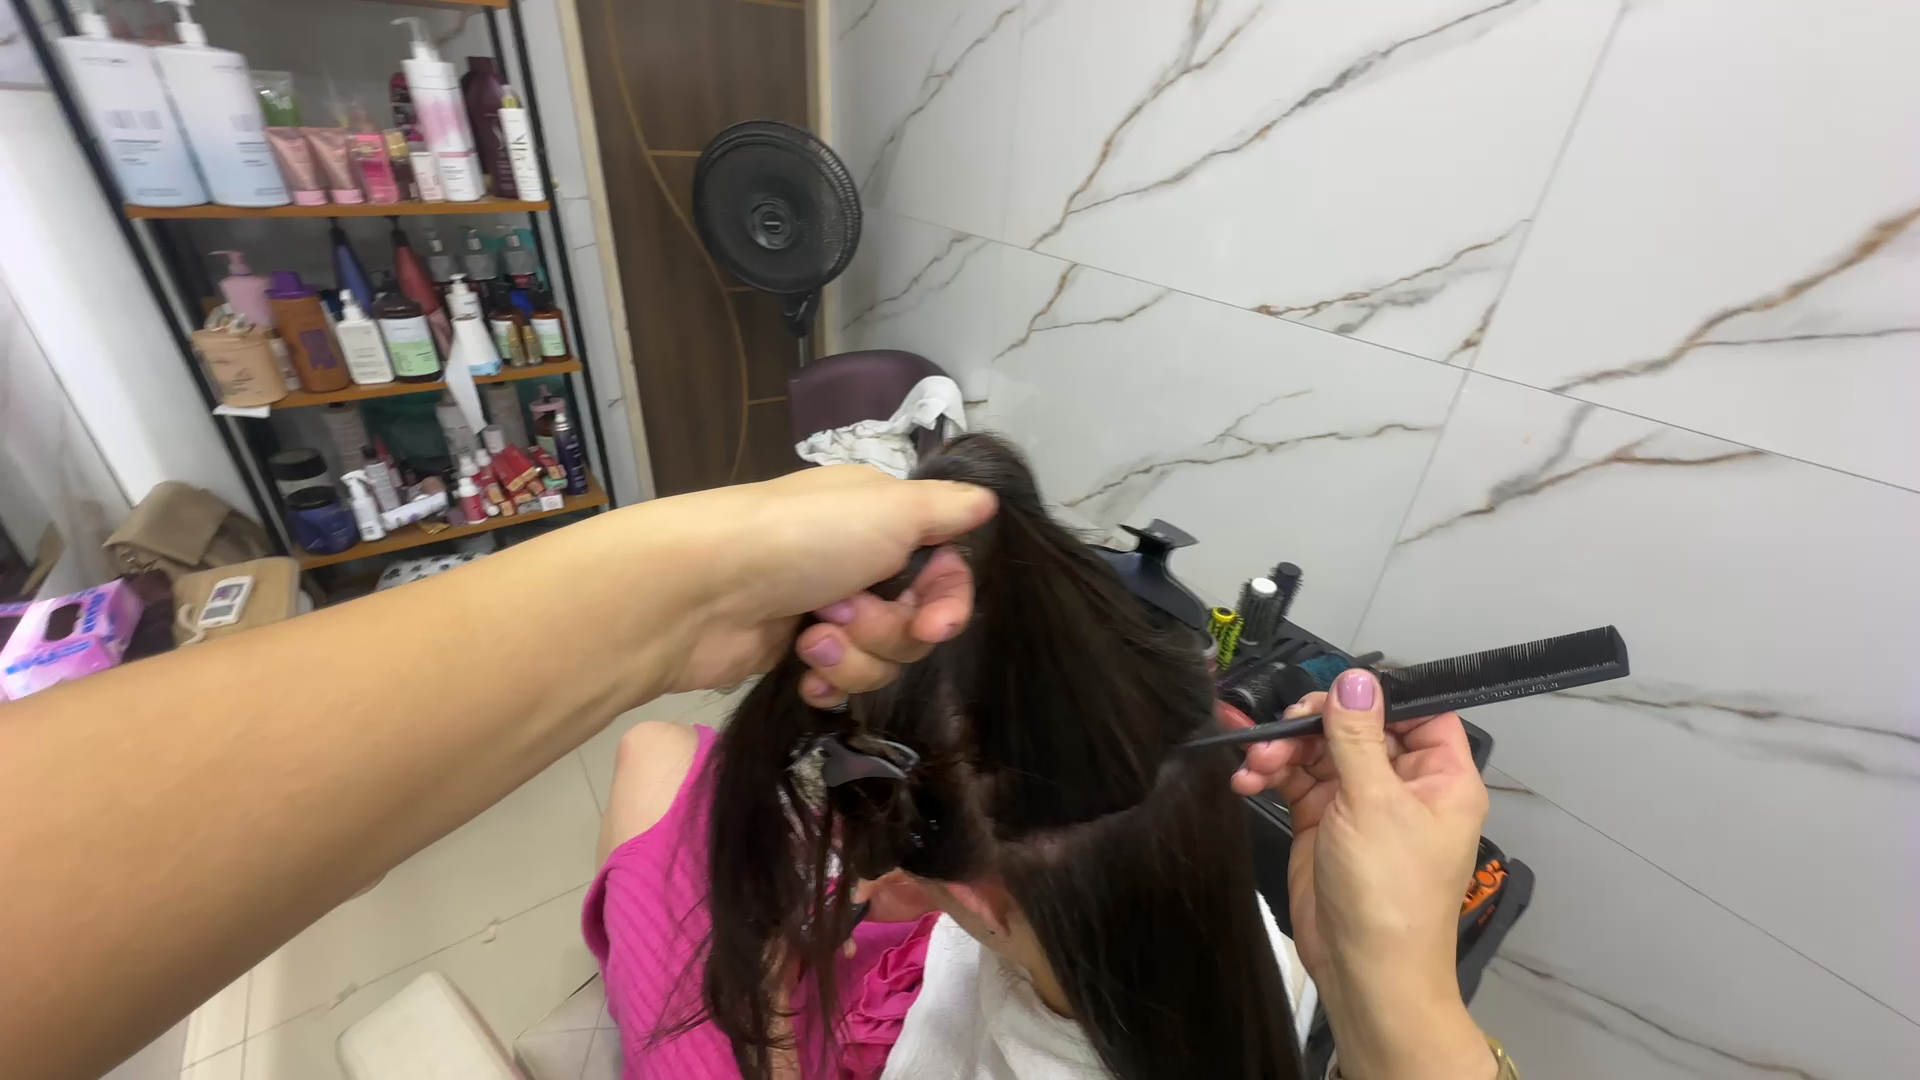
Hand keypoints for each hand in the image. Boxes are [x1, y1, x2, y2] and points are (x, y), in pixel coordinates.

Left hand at [644, 465, 995, 696]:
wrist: (698, 590)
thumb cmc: (802, 539)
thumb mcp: (889, 508)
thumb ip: (946, 509)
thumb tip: (988, 500)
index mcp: (885, 521)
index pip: (946, 572)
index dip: (947, 602)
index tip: (936, 622)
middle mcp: (861, 563)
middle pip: (916, 623)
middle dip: (886, 629)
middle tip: (843, 611)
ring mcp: (828, 610)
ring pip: (882, 659)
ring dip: (850, 653)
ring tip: (808, 637)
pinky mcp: (798, 654)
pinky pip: (843, 682)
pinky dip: (827, 679)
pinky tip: (802, 670)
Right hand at [1226, 669, 1494, 1079]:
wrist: (1360, 967)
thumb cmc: (1389, 896)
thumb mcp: (1373, 804)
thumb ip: (1357, 736)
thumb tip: (1355, 679)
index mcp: (1437, 778)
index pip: (1418, 712)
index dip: (1378, 696)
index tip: (1334, 691)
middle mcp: (1400, 784)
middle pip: (1353, 726)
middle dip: (1309, 725)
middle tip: (1281, 730)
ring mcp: (1357, 799)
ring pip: (1315, 748)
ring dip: (1280, 750)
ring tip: (1255, 764)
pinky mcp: (1321, 817)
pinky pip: (1291, 777)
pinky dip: (1266, 774)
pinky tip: (1247, 781)